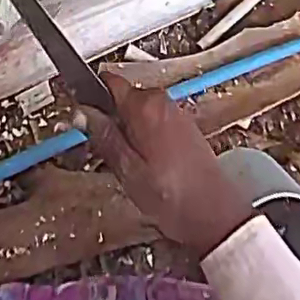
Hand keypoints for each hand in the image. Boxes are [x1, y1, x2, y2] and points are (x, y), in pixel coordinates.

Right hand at [79, 74, 255, 257]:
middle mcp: (160, 101)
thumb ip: (104, 136)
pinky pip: (154, 121)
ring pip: (138, 112)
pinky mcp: (185, 125)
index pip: (108, 81)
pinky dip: (146, 137)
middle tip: (109, 155)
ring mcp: (175, 112)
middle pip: (122, 99)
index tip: (82, 115)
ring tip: (132, 167)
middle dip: (111, 120)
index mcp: (144, 106)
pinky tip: (150, 166)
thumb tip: (81, 112)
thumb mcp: (128, 171)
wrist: (218, 218)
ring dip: (129, 131)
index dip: (91, 96)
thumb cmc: (173, 198)